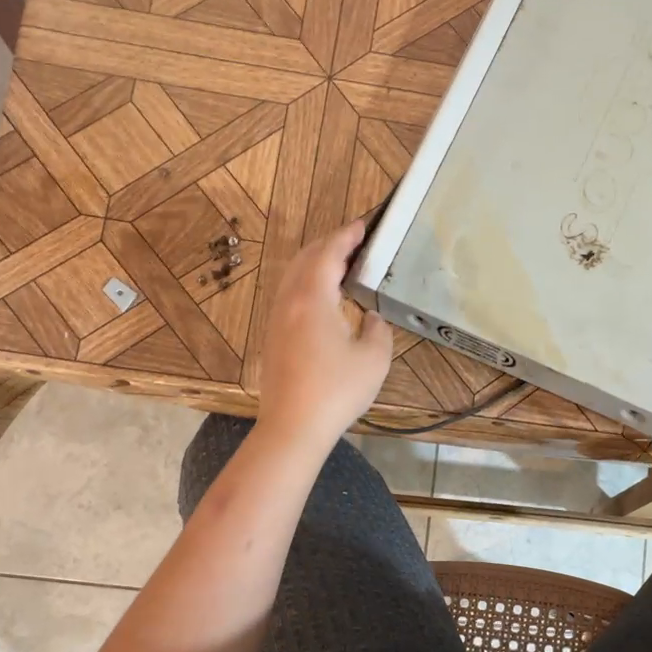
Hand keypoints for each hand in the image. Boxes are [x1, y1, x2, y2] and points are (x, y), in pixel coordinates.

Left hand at [256, 220, 393, 446]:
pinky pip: (290, 297)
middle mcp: (289, 301)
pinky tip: (323, 301)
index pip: (329, 252)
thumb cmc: (337, 391)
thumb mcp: (374, 359)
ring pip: (293, 278)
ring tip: (340, 268)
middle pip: (306, 259)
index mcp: (313, 297)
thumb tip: (372, 318)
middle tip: (355, 244)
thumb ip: (378, 330)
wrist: (293, 426)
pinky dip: (307, 285)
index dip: (347, 235)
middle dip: (330, 245)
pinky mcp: (273, 338)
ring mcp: (276, 320)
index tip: (364, 225)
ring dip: (316, 265)